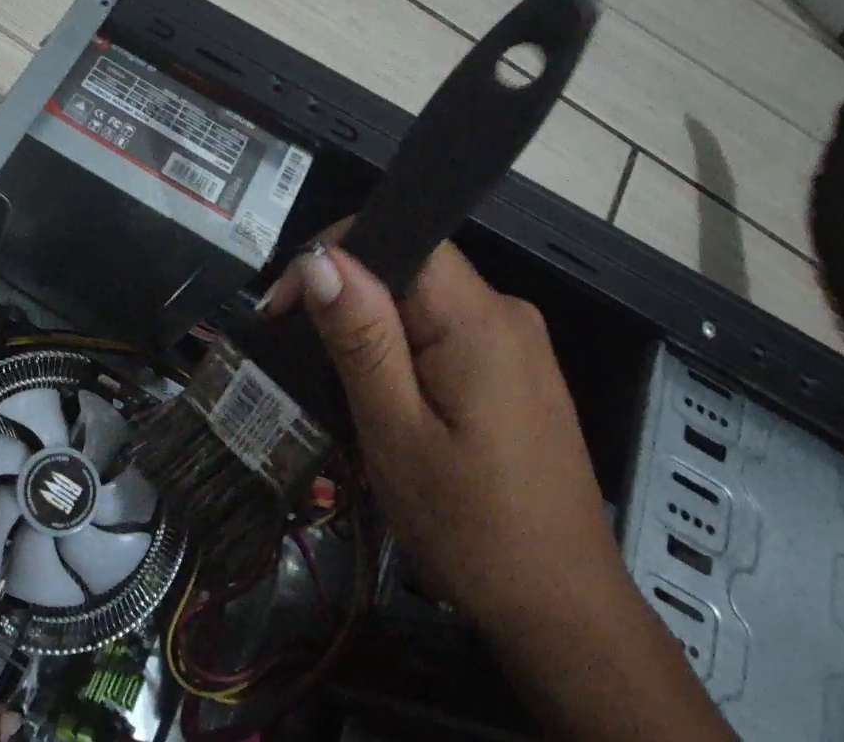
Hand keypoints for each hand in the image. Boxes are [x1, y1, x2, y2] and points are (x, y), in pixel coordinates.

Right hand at [266, 239, 623, 630]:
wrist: (559, 606)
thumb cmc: (471, 526)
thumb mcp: (397, 432)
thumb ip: (361, 339)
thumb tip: (318, 259)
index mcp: (480, 320)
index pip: (400, 238)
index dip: (334, 254)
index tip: (284, 306)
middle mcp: (506, 314)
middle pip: (409, 270)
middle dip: (345, 298)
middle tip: (297, 354)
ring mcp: (516, 345)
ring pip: (421, 303)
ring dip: (368, 329)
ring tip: (330, 382)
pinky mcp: (515, 373)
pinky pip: (443, 334)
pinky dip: (399, 351)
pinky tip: (378, 395)